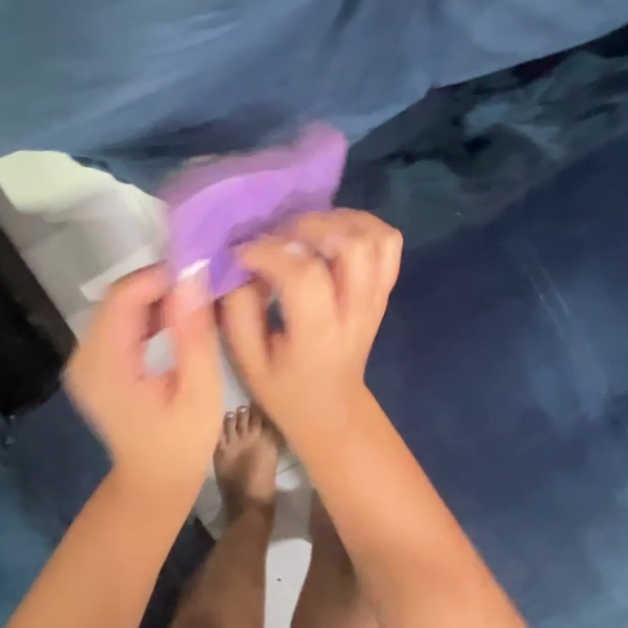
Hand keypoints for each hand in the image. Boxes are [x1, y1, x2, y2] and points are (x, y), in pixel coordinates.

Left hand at [65, 264, 224, 502]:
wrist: (154, 482)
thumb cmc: (182, 444)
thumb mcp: (200, 390)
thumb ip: (194, 334)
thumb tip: (193, 277)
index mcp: (104, 365)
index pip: (123, 297)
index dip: (160, 277)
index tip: (202, 275)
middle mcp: (83, 357)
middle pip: (119, 298)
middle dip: (162, 285)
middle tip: (205, 287)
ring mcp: (85, 361)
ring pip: (120, 307)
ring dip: (158, 299)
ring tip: (198, 302)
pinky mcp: (95, 364)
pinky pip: (121, 324)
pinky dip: (149, 316)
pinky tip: (179, 321)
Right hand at [219, 209, 403, 446]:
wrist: (332, 407)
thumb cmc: (283, 386)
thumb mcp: (246, 360)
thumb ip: (238, 310)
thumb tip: (239, 263)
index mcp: (318, 337)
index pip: (305, 277)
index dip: (269, 253)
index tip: (242, 254)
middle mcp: (355, 312)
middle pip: (352, 247)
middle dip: (308, 228)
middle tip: (278, 236)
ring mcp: (376, 298)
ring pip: (375, 238)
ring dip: (338, 220)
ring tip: (305, 229)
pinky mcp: (383, 290)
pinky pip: (388, 242)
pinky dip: (362, 225)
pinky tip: (332, 230)